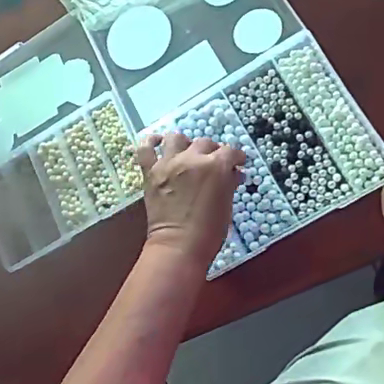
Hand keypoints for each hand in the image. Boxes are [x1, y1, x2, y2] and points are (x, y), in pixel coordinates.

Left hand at [134, 132, 244, 265]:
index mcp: (216, 166)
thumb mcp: (227, 205)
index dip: (236, 157)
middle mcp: (192, 159)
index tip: (238, 163)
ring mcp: (168, 163)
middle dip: (213, 151)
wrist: (178, 246)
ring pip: (176, 138)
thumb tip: (234, 172)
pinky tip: (157, 142)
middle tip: (214, 162)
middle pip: (205, 143)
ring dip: (185, 143)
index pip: (230, 151)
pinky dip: (150, 142)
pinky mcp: (150, 173)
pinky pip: (145, 149)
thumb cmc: (209, 231)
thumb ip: (229, 183)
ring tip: (187, 152)